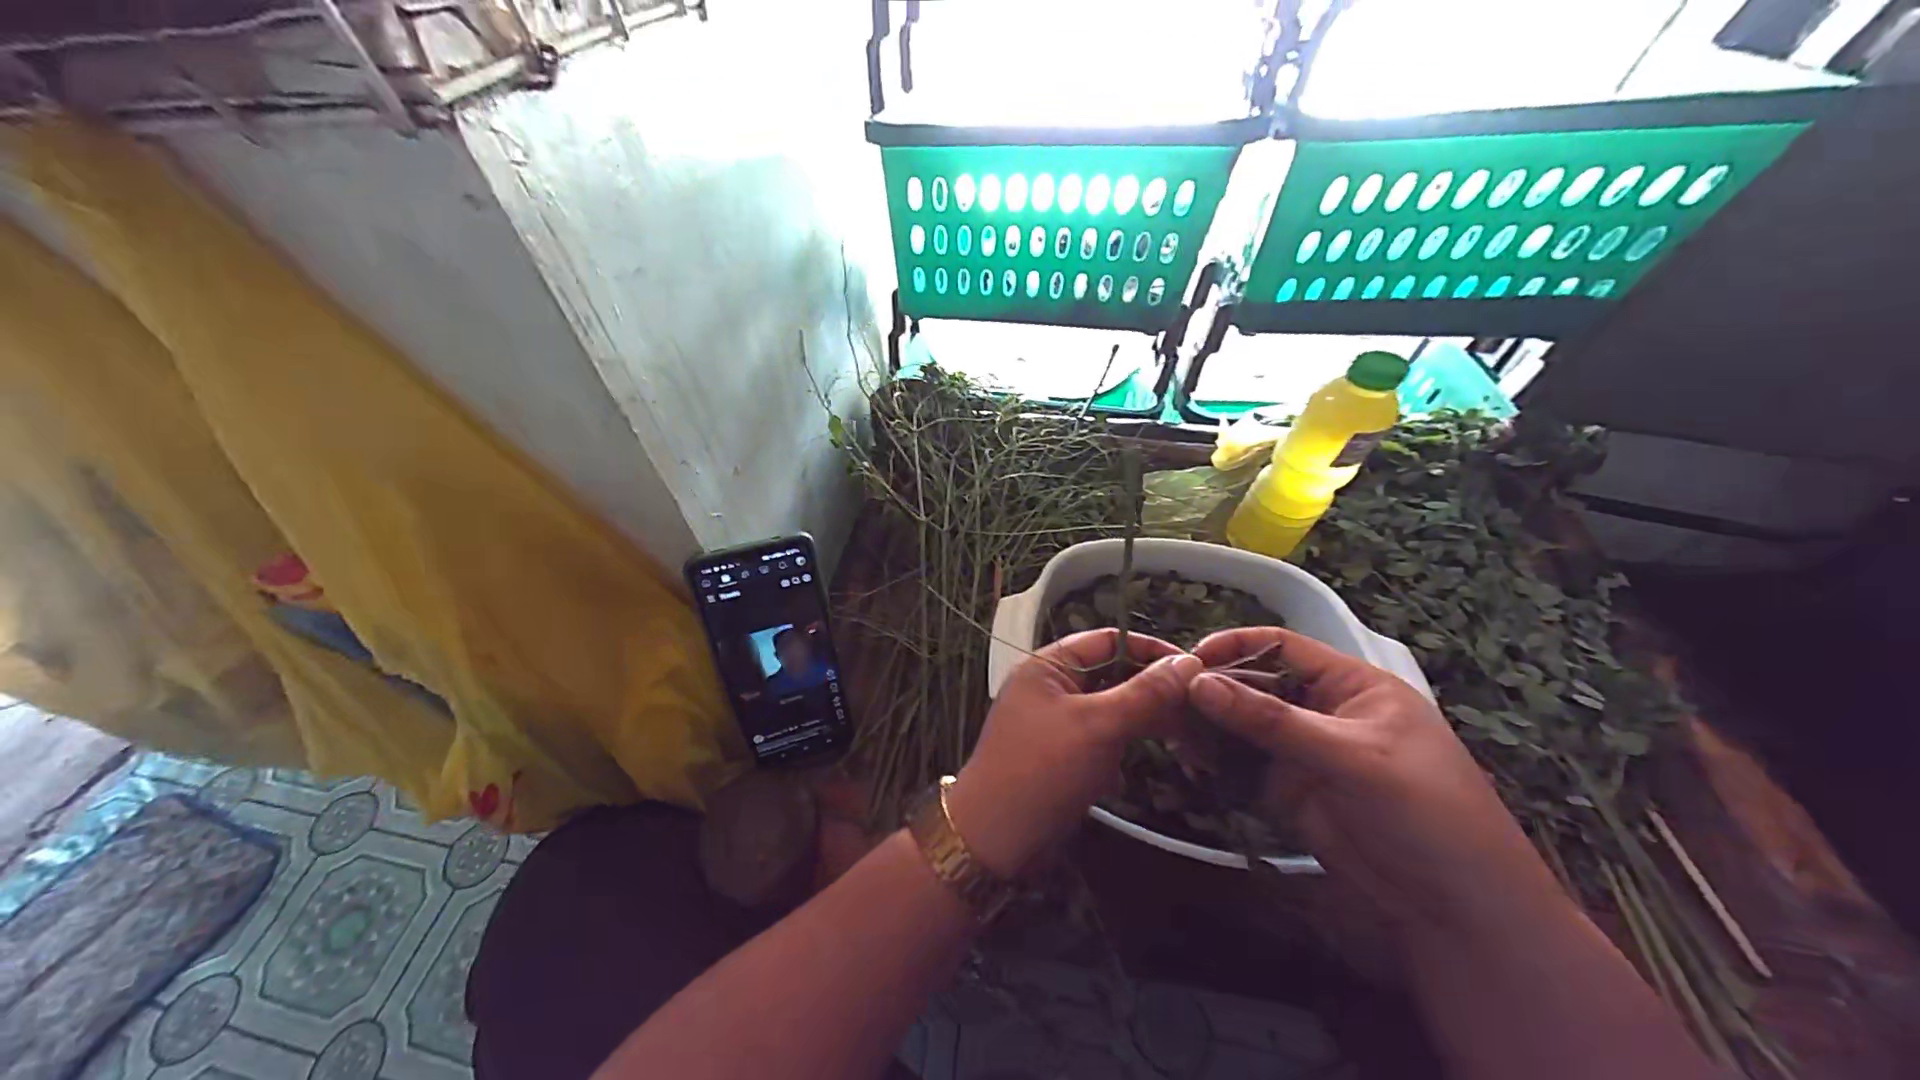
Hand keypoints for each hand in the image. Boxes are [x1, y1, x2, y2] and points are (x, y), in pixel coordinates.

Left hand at [945, 630, 1201, 877]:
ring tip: (1182, 740)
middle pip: (1114, 676)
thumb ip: (1144, 694)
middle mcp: (1053, 688)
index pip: (1109, 641)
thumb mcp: (1097, 726)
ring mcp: (1057, 723)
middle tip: (1196, 711)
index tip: (1195, 668)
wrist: (995, 840)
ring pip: (1112, 711)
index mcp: (1049, 666)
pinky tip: (1132, 771)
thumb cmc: (1043, 769)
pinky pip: (1102, 741)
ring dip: (1142, 724)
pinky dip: (1121, 751)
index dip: (1151, 650)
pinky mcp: (1064, 756)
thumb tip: (1190, 663)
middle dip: (1152, 693)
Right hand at [1188, 628, 1565, 937]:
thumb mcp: (1352, 758)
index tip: (1190, 659)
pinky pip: (1242, 763)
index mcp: (1351, 685)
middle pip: (1255, 684)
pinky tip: (1187, 758)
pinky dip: (1215, 759)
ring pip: (1242, 723)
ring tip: (1166, 726)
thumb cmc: (1426, 813)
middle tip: (1166, 696)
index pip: (1283, 647)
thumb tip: (1199, 682)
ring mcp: (1302, 751)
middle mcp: (1321, 711)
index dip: (1236, 646)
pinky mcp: (1287, 790)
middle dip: (1214, 688)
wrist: (1458, 913)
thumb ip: (1273, 721)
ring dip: (1208, 724)